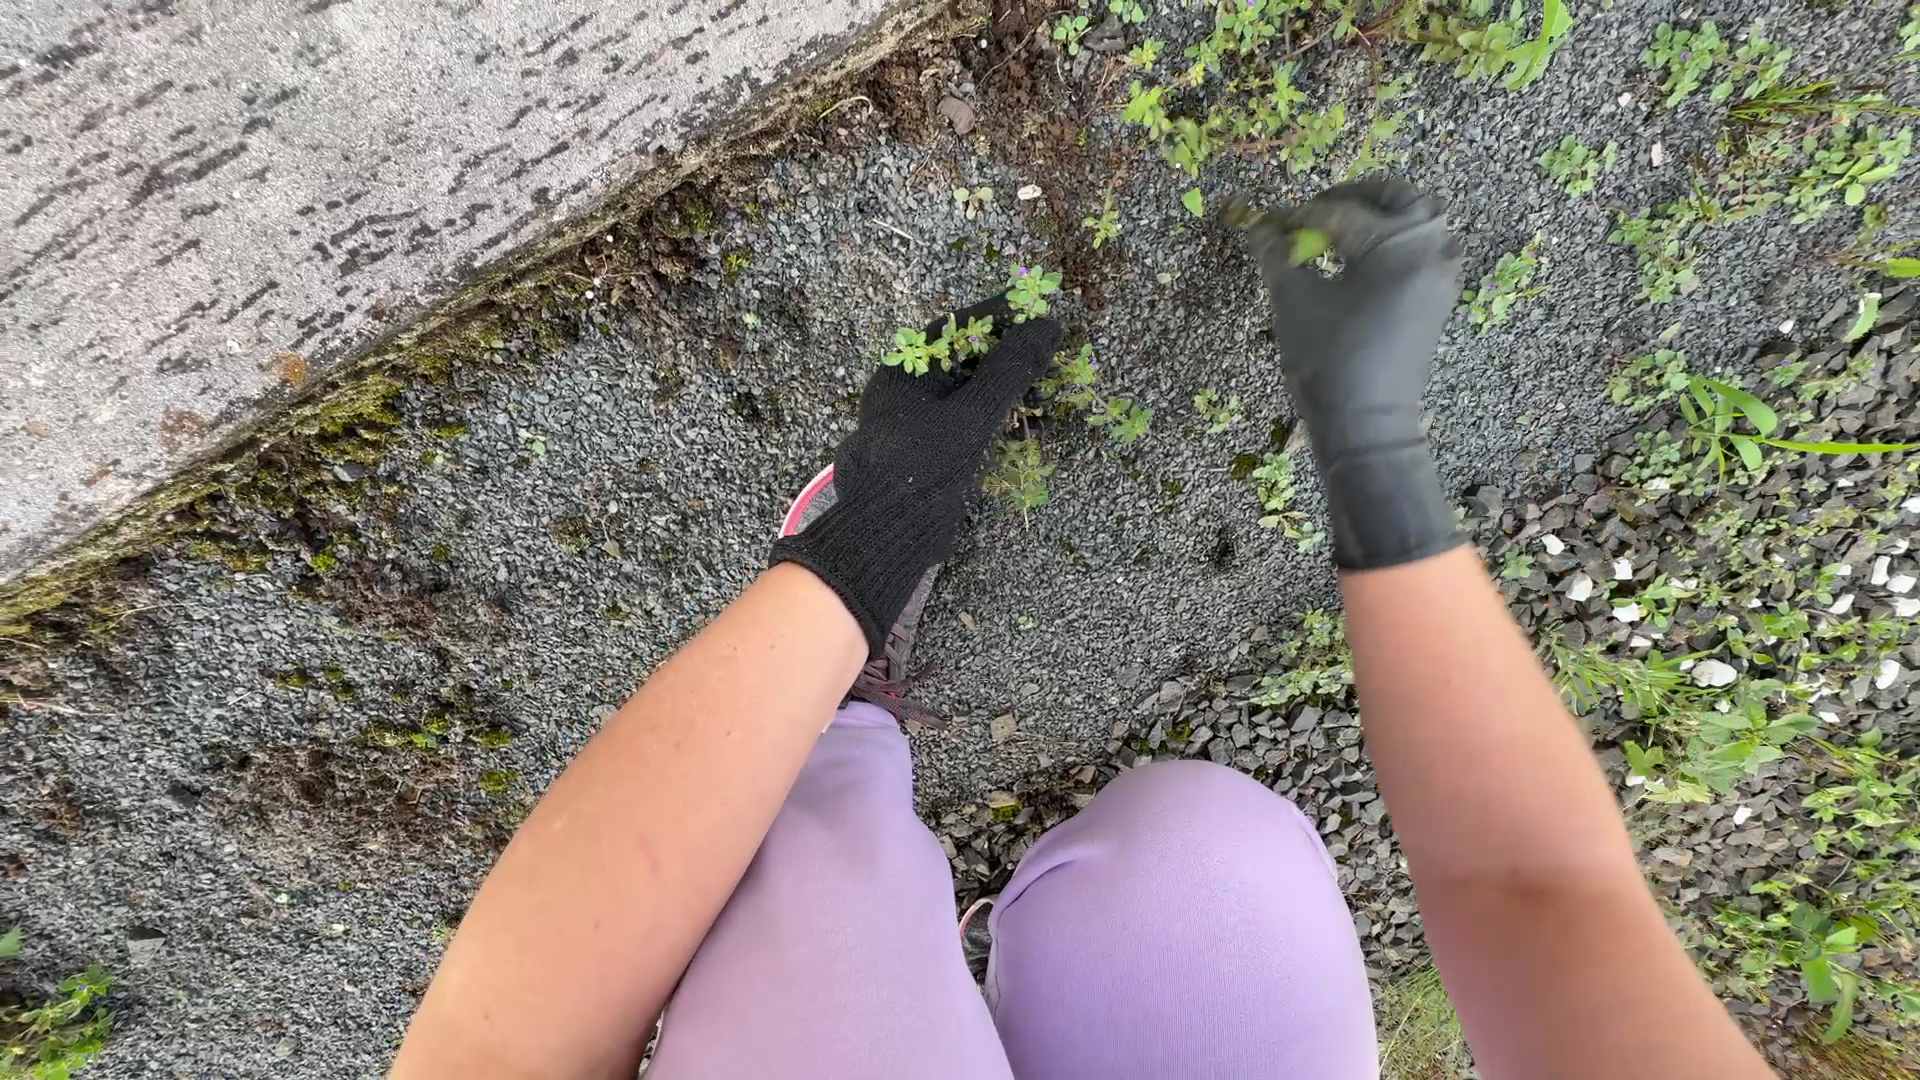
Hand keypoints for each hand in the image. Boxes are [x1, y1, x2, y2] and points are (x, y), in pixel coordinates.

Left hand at [771, 295, 1061, 656]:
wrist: (888, 536)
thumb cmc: (921, 469)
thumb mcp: (971, 415)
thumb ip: (1009, 371)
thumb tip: (1046, 326)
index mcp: (905, 373)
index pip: (956, 329)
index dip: (997, 318)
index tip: (1035, 311)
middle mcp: (907, 393)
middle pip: (964, 361)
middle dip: (1007, 358)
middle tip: (1046, 355)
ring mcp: (917, 425)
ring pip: (968, 395)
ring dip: (1006, 393)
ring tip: (1041, 398)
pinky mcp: (930, 454)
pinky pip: (967, 424)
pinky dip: (996, 421)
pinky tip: (1024, 427)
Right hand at [1240, 177, 1464, 569]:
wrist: (1364, 420)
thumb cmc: (1325, 361)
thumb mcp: (1292, 303)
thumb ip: (1276, 257)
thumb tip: (1258, 227)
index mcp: (1396, 243)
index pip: (1338, 213)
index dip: (1298, 214)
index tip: (1268, 219)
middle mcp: (1431, 243)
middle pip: (1394, 195)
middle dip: (1350, 196)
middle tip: (1311, 211)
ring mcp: (1444, 267)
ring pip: (1417, 216)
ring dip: (1379, 212)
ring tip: (1338, 229)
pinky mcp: (1441, 291)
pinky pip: (1423, 244)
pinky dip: (1394, 238)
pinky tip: (1360, 256)